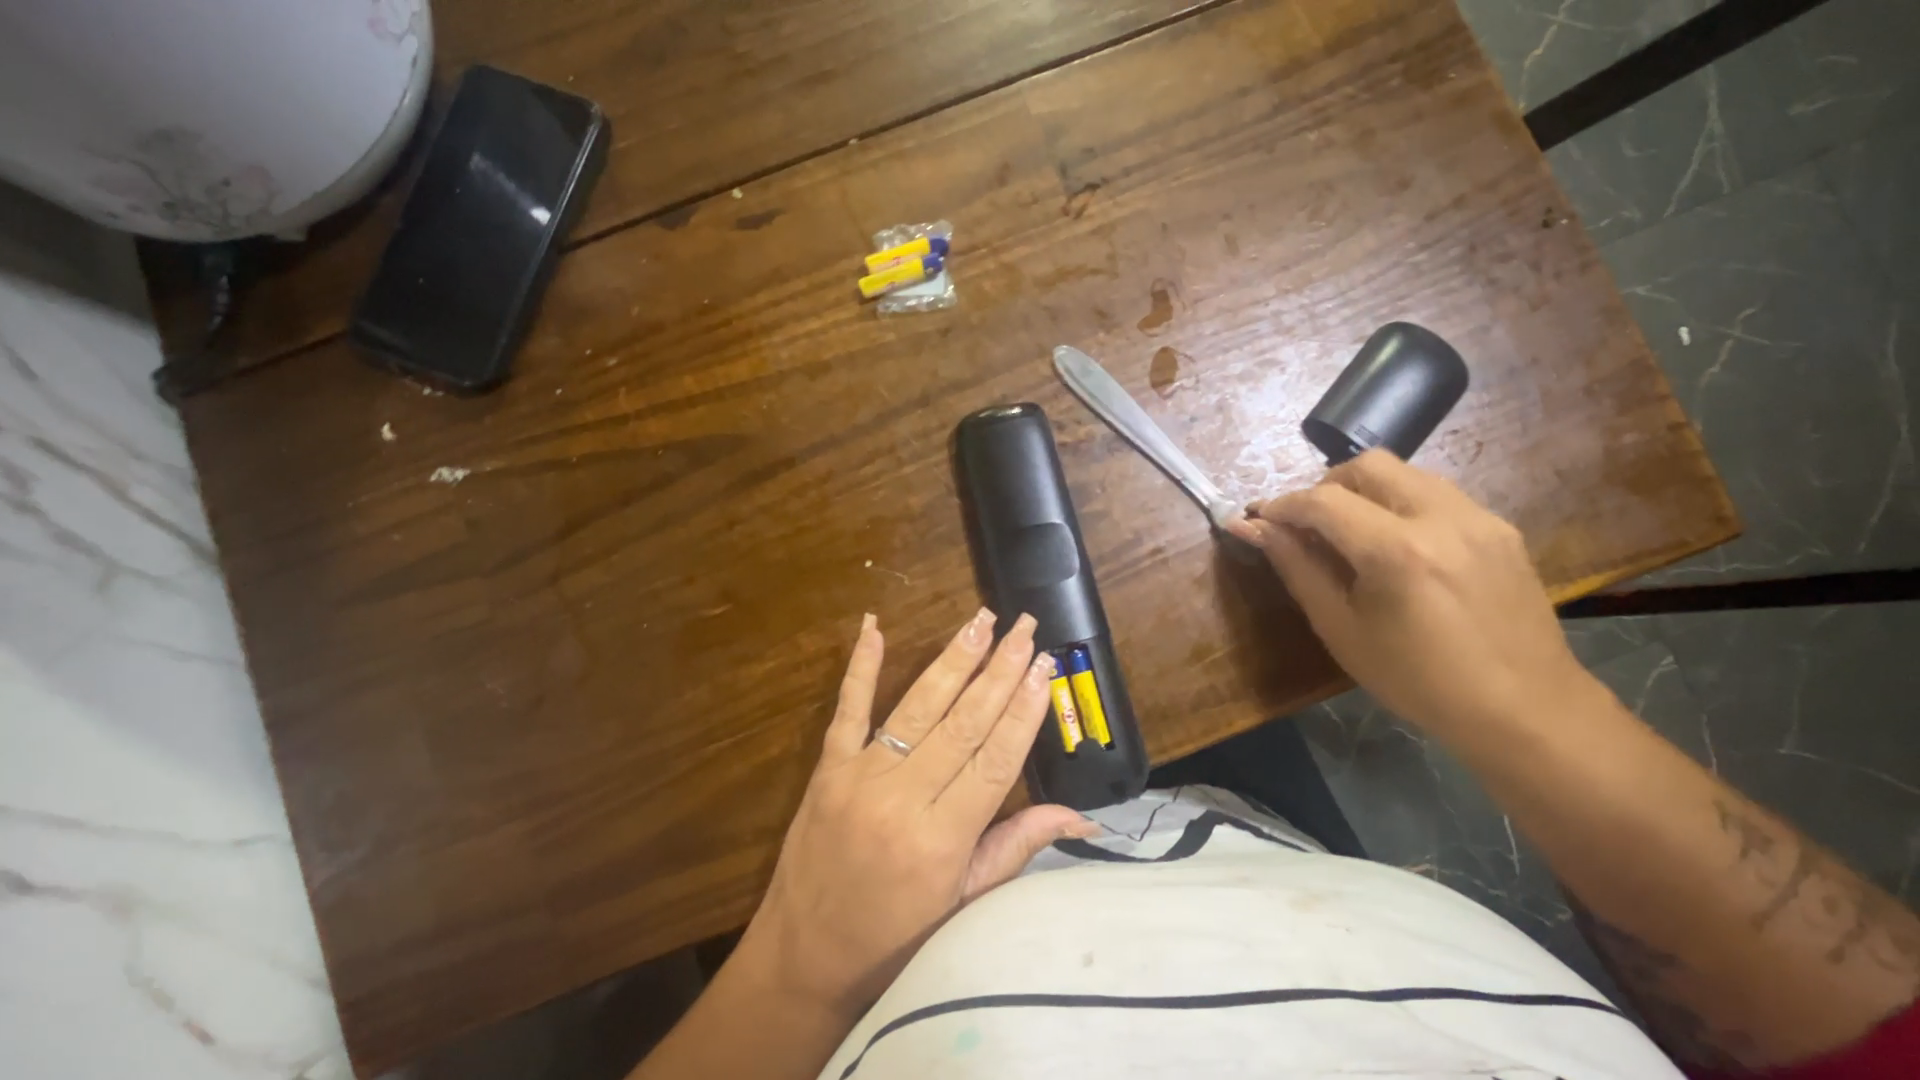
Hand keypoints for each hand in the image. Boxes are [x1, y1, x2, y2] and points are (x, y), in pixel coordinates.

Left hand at [739, 609, 1096, 1015]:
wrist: (803, 957)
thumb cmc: (893, 940)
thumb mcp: (963, 905)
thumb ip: (1017, 849)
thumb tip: (1083, 818)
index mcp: (941, 839)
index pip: (995, 760)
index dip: (1024, 711)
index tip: (1045, 668)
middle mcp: (902, 799)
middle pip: (962, 723)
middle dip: (999, 672)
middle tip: (1024, 628)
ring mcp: (859, 777)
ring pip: (916, 707)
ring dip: (952, 660)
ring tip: (980, 621)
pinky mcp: (826, 769)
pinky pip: (847, 710)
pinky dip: (860, 667)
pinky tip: (873, 627)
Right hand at [1224, 450, 1594, 739]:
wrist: (1521, 707)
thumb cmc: (1417, 680)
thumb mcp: (1342, 629)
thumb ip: (1297, 568)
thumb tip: (1250, 527)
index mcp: (1396, 551)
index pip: (1323, 500)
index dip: (1283, 505)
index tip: (1259, 519)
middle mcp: (1441, 518)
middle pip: (1367, 465)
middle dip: (1326, 486)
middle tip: (1308, 525)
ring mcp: (1478, 517)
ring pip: (1406, 473)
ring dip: (1367, 491)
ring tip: (1352, 534)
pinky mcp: (1500, 527)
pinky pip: (1439, 495)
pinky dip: (1403, 505)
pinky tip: (1399, 547)